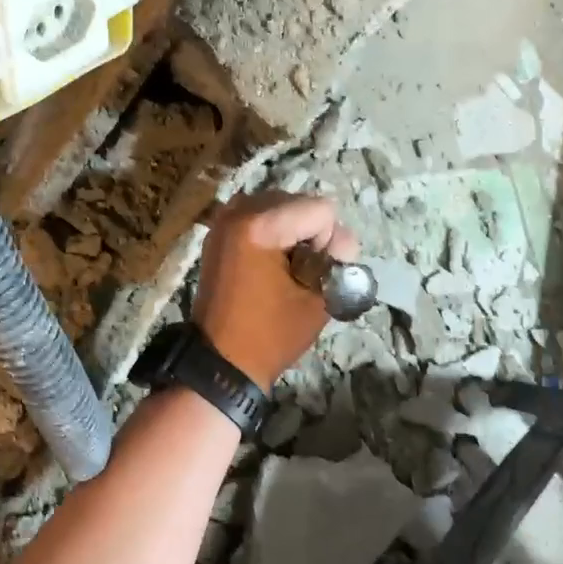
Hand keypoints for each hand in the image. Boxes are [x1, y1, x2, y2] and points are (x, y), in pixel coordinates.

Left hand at [195, 194, 359, 388]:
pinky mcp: (219, 230)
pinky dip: (273, 230)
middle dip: (312, 232)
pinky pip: (260, 214)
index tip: (317, 272)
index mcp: (260, 226)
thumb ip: (337, 261)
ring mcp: (225, 218)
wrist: (219, 361)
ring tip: (288, 267)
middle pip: (299, 202)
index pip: (321, 209)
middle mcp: (239, 211)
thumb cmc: (269, 335)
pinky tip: (272, 261)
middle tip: (305, 271)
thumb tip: (343, 240)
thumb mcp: (317, 300)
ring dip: (294, 230)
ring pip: (281, 205)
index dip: (330, 241)